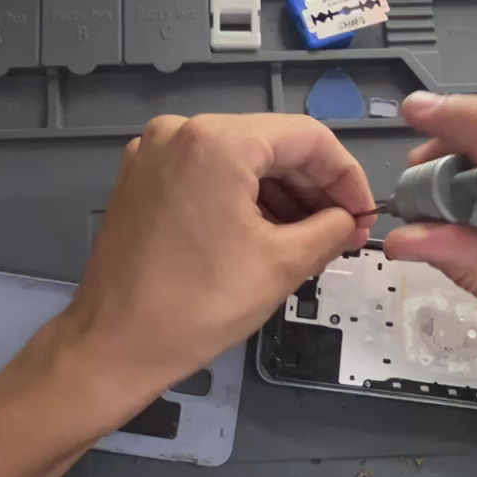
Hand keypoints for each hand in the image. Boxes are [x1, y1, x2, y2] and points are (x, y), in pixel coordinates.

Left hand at [56, 114, 375, 421]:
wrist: (113, 345)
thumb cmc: (199, 305)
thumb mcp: (282, 264)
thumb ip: (331, 229)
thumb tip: (350, 220)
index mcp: (217, 140)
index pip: (307, 137)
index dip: (346, 176)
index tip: (363, 214)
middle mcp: (181, 131)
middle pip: (270, 144)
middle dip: (313, 188)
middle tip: (342, 232)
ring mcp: (154, 152)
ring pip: (238, 160)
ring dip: (279, 195)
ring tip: (308, 239)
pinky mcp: (140, 178)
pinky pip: (206, 174)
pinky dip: (240, 198)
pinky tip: (264, 233)